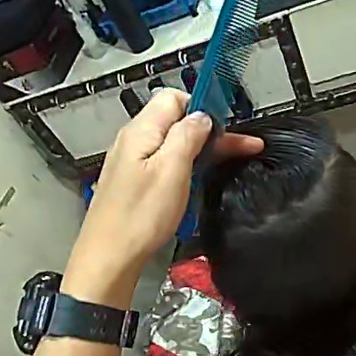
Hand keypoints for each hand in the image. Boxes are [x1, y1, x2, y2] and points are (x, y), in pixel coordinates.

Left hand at [65, 90, 262, 304]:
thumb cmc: (140, 217)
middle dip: (211, 131)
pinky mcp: (135, 182)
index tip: (228, 127)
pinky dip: (188, 164)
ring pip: (173, 142)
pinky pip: (165, 161)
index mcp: (141, 131)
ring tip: (228, 160)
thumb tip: (202, 116)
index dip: (203, 107)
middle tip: (245, 147)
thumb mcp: (172, 171)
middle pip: (176, 121)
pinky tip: (199, 177)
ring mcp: (133, 162)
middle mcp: (134, 141)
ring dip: (202, 148)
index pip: (174, 98)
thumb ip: (187, 136)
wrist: (111, 257)